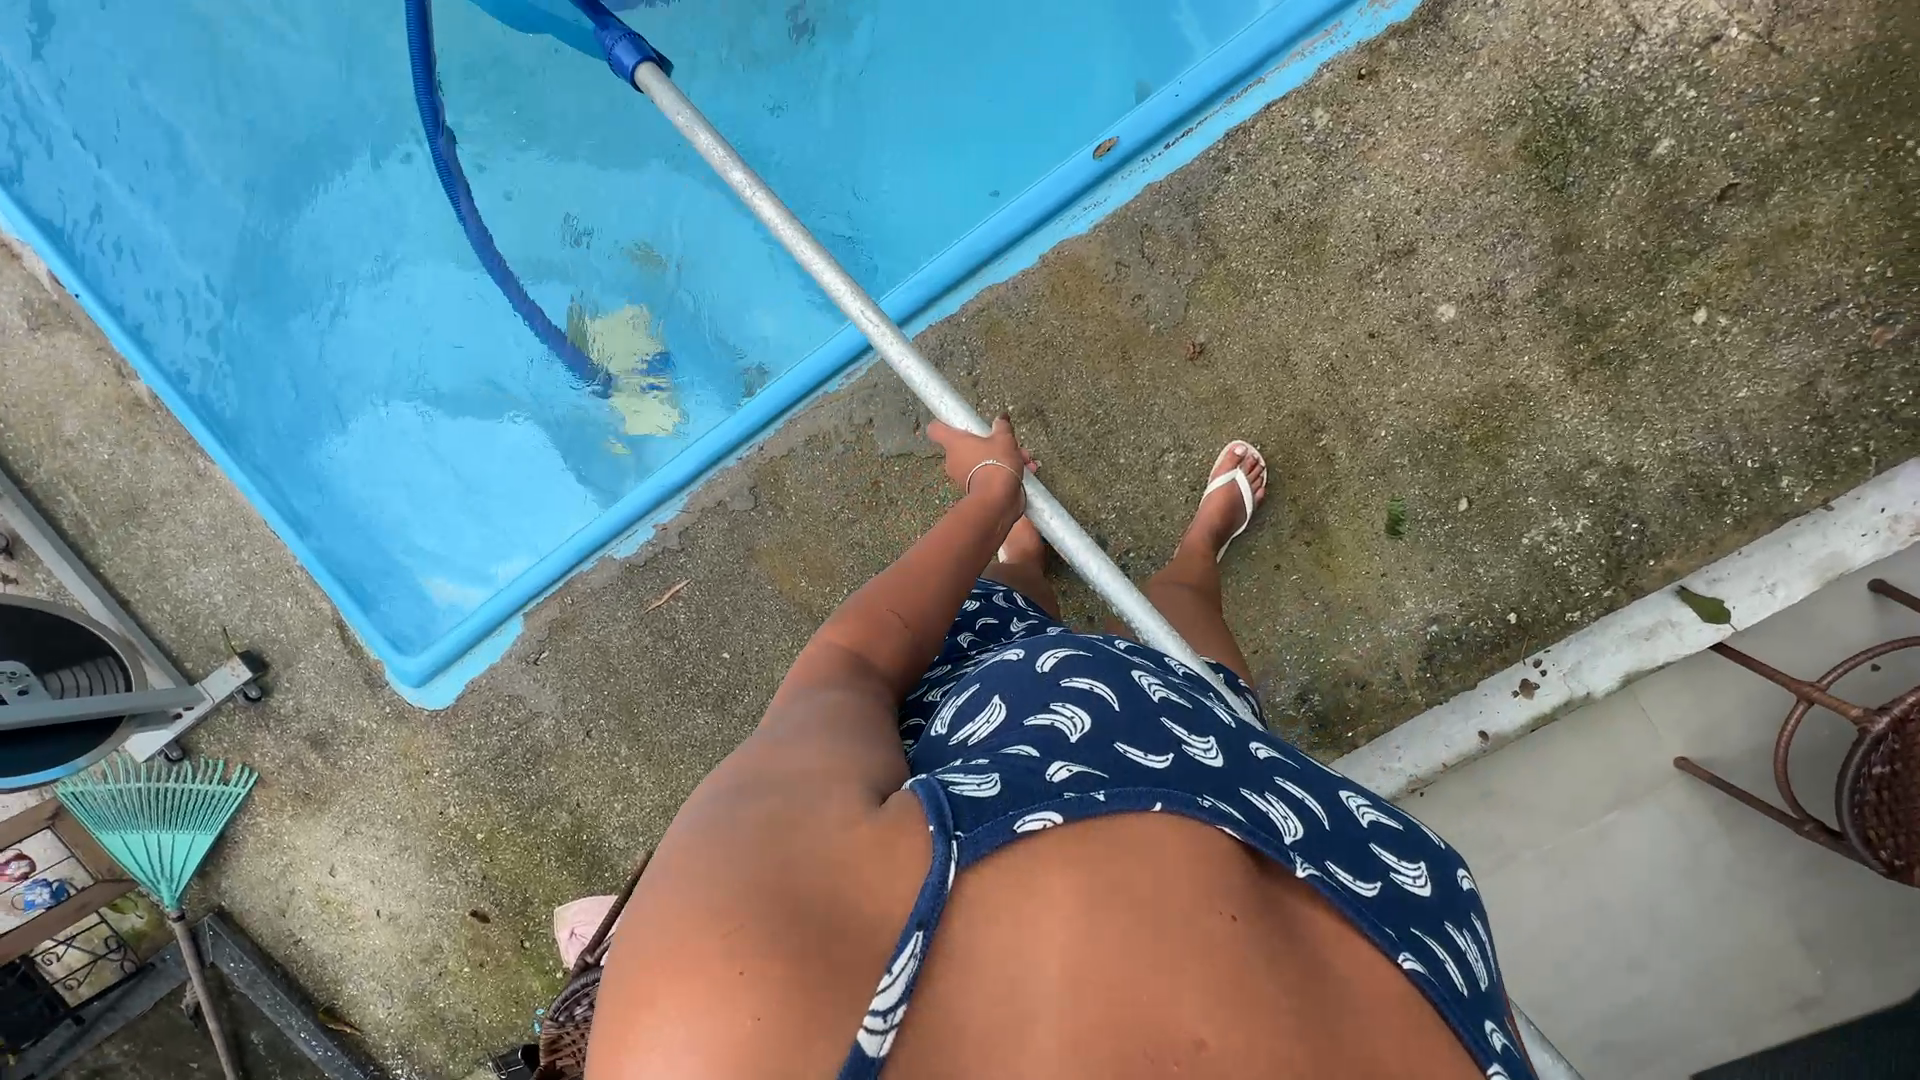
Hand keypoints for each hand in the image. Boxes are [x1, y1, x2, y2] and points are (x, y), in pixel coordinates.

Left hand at [926, 415, 1033, 503]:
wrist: (998, 499)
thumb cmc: (996, 464)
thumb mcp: (1004, 438)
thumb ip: (1002, 426)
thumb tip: (1001, 419)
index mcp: (954, 443)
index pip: (936, 429)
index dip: (944, 423)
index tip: (957, 422)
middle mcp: (953, 460)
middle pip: (968, 445)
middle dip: (991, 444)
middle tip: (1008, 444)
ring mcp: (962, 476)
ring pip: (982, 460)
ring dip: (1002, 458)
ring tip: (1023, 459)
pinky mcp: (974, 490)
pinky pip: (988, 475)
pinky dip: (1004, 473)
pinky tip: (1025, 471)